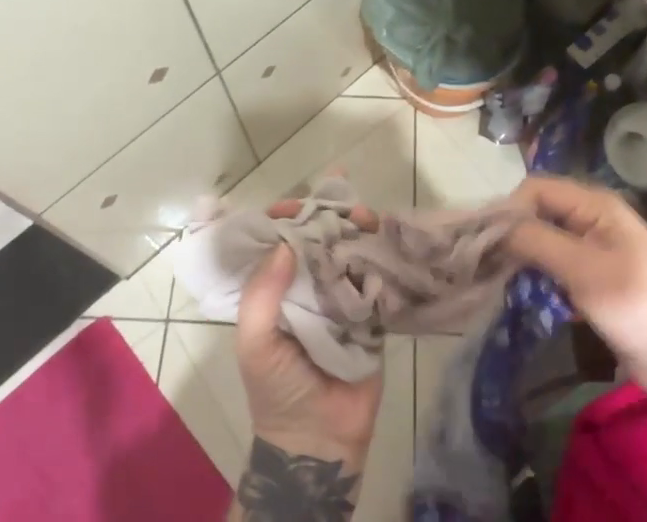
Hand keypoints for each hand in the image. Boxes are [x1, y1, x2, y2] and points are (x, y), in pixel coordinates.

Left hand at [233, 199, 382, 462]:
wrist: (319, 441)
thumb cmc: (278, 390)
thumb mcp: (254, 343)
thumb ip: (262, 295)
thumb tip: (286, 245)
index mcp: (275, 291)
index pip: (280, 243)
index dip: (288, 218)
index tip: (300, 204)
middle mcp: (308, 288)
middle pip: (320, 241)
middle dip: (333, 217)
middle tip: (350, 206)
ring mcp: (341, 301)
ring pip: (351, 255)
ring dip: (361, 233)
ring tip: (371, 219)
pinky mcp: (371, 317)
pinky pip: (377, 282)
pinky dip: (384, 261)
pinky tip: (391, 243)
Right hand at [505, 175, 646, 397]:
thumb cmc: (641, 306)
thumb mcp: (585, 270)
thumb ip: (538, 242)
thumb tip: (494, 228)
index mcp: (596, 206)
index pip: (536, 188)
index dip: (510, 209)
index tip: (485, 242)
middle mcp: (592, 222)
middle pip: (537, 214)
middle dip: (511, 235)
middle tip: (483, 265)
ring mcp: (592, 255)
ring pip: (542, 245)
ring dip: (522, 262)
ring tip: (497, 283)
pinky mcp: (592, 285)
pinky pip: (554, 273)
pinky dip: (537, 283)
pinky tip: (523, 299)